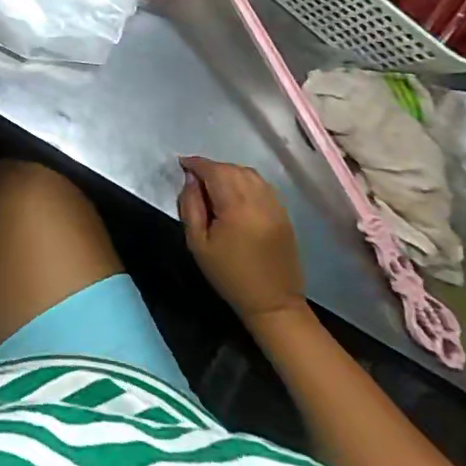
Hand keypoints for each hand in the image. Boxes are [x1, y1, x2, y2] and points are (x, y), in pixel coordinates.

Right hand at [178, 156, 305, 322]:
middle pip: (231, 168)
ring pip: (248, 173)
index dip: (196, 163)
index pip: (214, 171)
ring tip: (214, 185)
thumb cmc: (229, 275)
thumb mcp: (198, 244)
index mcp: (236, 205)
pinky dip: (245, 180)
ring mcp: (274, 203)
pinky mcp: (283, 211)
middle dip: (211, 168)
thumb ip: (190, 206)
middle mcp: (258, 197)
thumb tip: (190, 178)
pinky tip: (236, 193)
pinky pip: (261, 184)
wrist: (272, 302)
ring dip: (228, 172)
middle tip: (195, 179)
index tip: (182, 163)